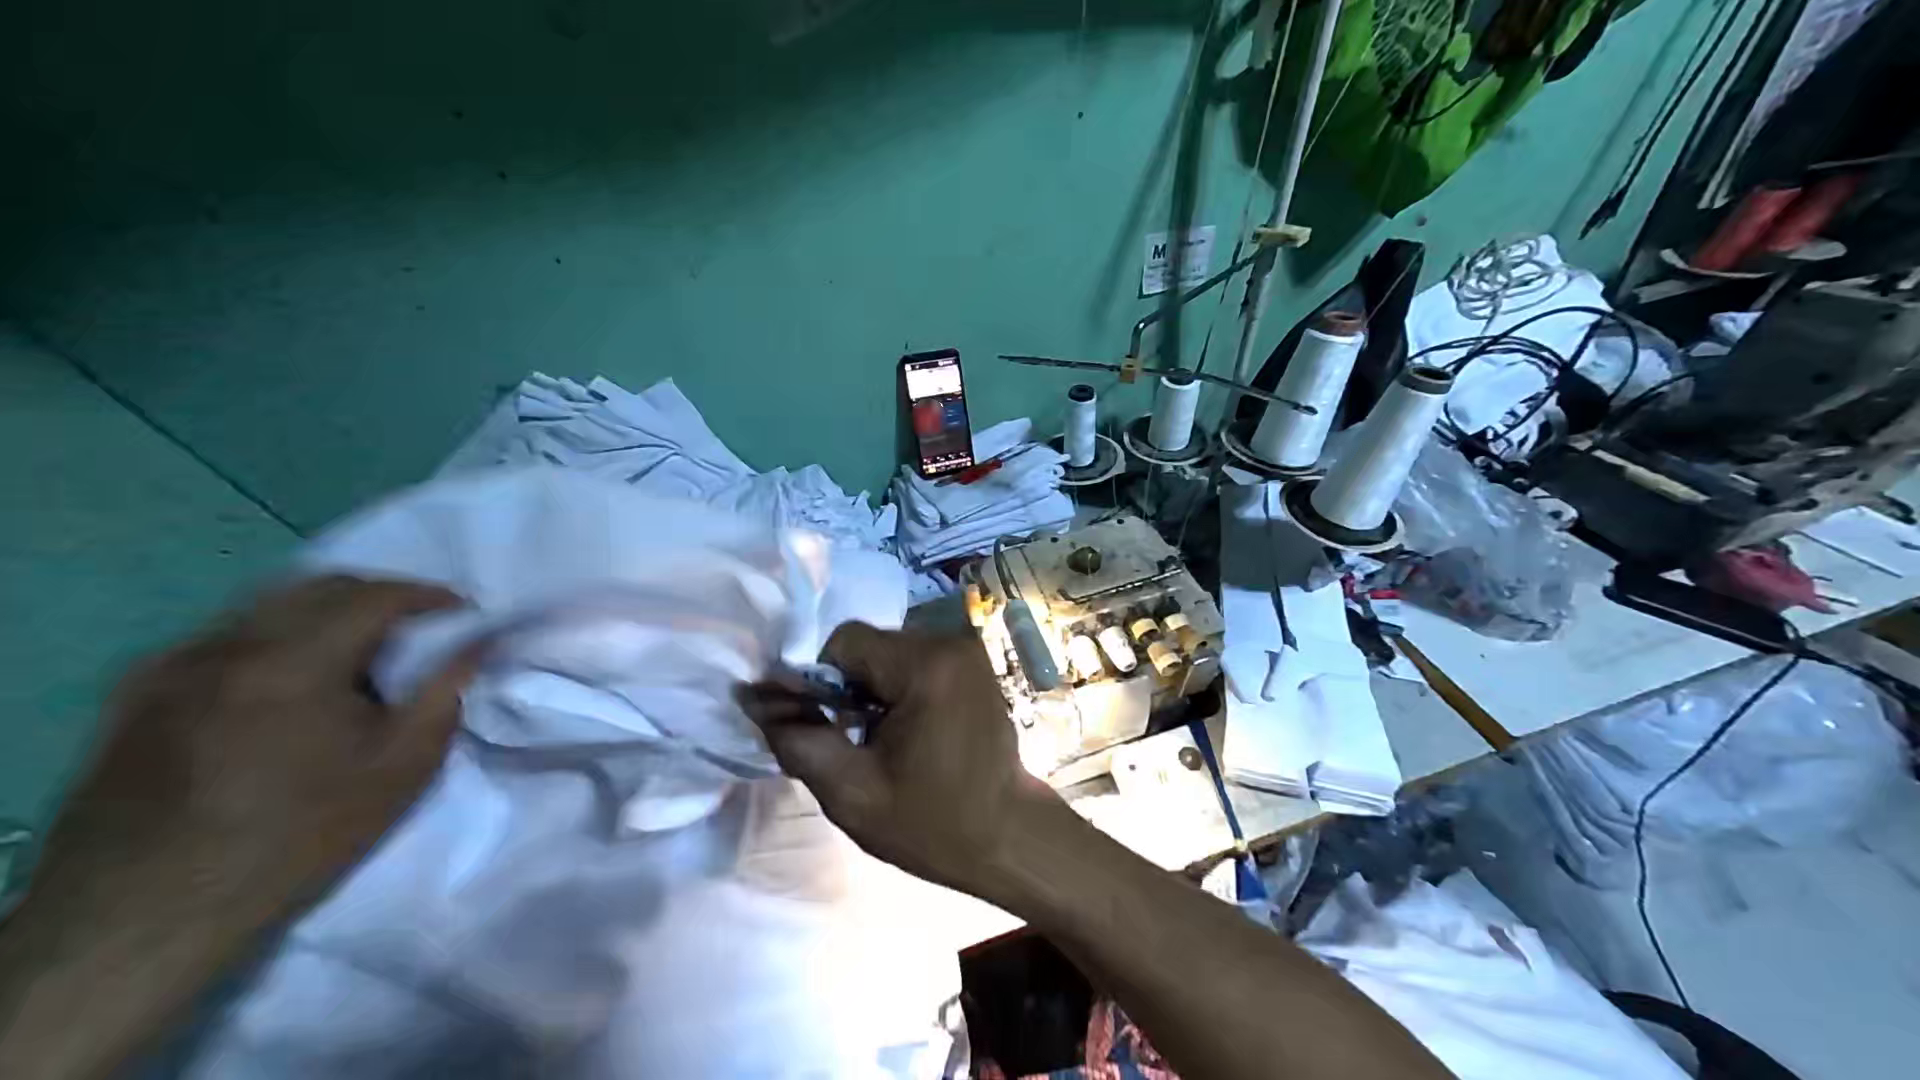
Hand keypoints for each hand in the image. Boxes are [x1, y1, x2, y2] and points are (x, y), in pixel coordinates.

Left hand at [50, 575, 476, 921]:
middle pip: (320, 587)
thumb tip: (476, 642)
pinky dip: (277, 637)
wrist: (147, 914)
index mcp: (294, 662)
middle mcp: (227, 645)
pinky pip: (226, 636)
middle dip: (382, 598)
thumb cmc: (301, 836)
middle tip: (419, 630)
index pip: (376, 596)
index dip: (431, 597)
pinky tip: (290, 678)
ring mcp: (173, 665)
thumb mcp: (403, 765)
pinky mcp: (140, 691)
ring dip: (327, 615)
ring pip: (269, 605)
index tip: (464, 615)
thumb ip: (446, 690)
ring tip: (358, 654)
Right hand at [737, 622, 1068, 901]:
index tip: (821, 725)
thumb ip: (797, 738)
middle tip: (848, 739)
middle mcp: (951, 643)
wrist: (1009, 839)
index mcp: (926, 665)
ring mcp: (968, 652)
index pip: (844, 641)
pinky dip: (896, 689)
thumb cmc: (933, 824)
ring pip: (889, 653)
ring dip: (869, 689)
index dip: (817, 680)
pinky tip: (903, 732)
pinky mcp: (974, 666)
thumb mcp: (851, 791)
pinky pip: (915, 662)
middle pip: (868, 646)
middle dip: (845, 686)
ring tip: (877, 740)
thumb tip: (751, 697)